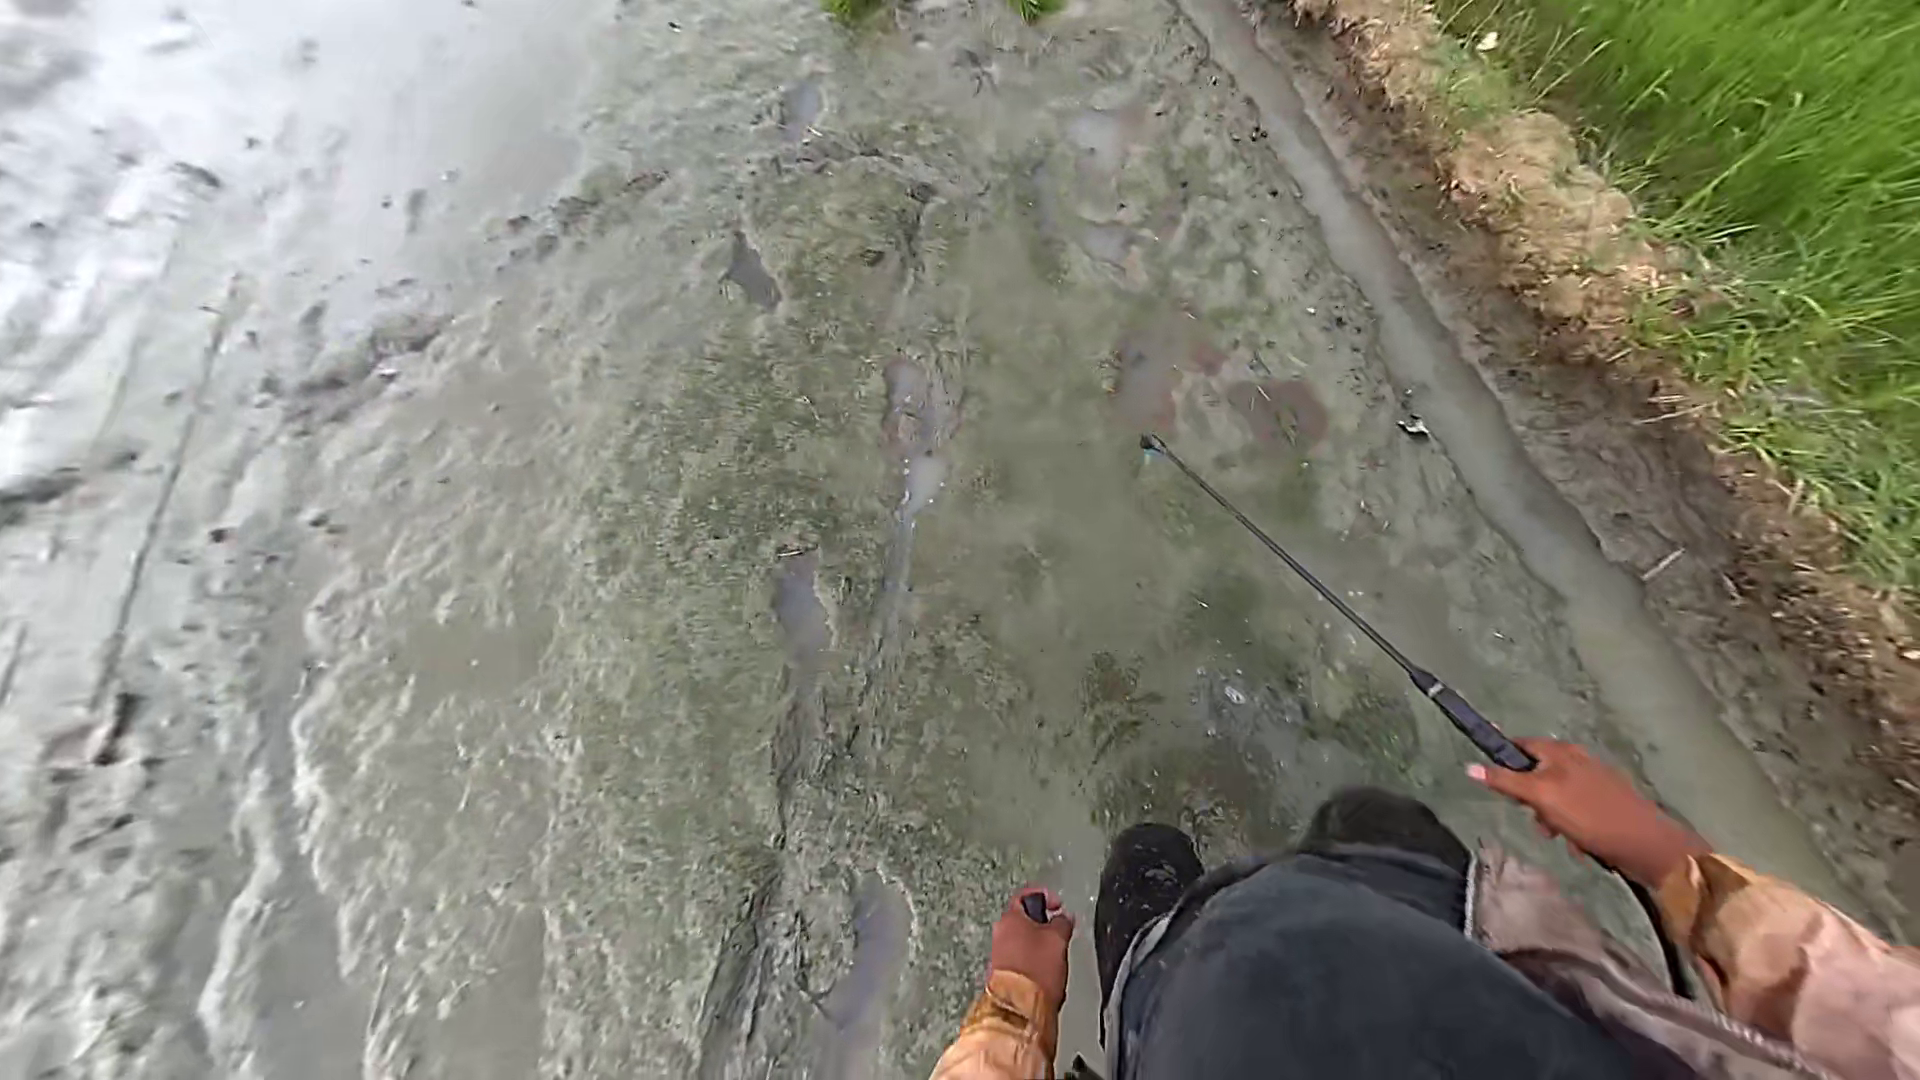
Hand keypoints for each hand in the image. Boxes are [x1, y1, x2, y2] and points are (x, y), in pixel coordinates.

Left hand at [989, 886, 1074, 1009]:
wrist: (1020, 1009)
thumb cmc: (1037, 969)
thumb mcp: (1058, 939)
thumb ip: (1062, 922)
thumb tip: (1064, 917)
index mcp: (1010, 917)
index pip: (1025, 895)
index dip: (1044, 896)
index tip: (1057, 905)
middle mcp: (1000, 932)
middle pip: (1022, 919)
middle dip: (1042, 924)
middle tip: (1058, 933)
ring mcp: (998, 953)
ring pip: (1020, 940)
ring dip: (1037, 945)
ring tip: (1053, 957)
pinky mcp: (1001, 974)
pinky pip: (1018, 960)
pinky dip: (1031, 962)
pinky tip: (1043, 973)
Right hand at [1468, 739, 1710, 886]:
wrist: (1655, 850)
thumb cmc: (1591, 816)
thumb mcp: (1539, 797)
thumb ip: (1503, 780)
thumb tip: (1468, 766)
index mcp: (1561, 751)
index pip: (1517, 745)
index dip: (1503, 763)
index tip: (1500, 785)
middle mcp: (1578, 760)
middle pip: (1536, 772)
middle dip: (1530, 797)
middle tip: (1534, 816)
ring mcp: (1598, 781)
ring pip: (1556, 793)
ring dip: (1551, 814)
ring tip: (1558, 834)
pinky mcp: (1612, 803)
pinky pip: (1578, 808)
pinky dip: (1573, 823)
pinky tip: (1578, 841)